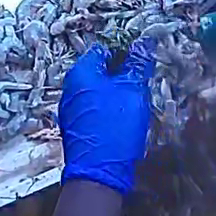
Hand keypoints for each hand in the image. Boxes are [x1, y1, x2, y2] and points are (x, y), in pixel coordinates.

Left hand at [58, 40, 156, 195]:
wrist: (99, 172)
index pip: (103, 50)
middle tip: (142, 80)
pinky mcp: (77, 129)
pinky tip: (124, 119)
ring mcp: (71, 110)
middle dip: (121, 74)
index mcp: (80, 73)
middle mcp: (70, 89)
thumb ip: (138, 64)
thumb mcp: (132, 90)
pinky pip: (94, 110)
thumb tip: (145, 42)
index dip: (124, 51)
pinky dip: (108, 109)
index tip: (142, 59)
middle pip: (98, 71)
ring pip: (97, 92)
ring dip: (116, 93)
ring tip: (136, 101)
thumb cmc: (114, 126)